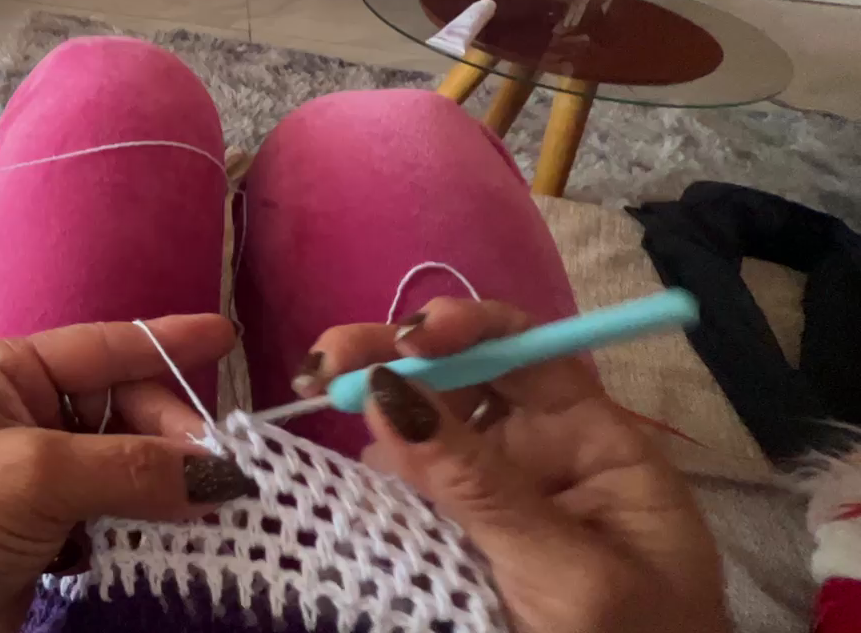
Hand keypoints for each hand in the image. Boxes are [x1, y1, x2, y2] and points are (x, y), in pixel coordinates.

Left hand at [0, 315, 250, 632]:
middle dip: (169, 429)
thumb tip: (219, 473)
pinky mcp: (51, 518)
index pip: (98, 345)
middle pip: (119, 402)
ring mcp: (39, 464)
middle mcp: (25, 407)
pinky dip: (148, 511)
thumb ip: (129, 468)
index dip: (162, 340)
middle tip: (219, 472)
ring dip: (166, 474)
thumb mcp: (35, 477)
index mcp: (7, 372)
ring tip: (211, 501)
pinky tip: (175, 528)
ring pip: (125, 453)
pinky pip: (117, 500)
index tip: (225, 335)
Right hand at [301, 297, 729, 632]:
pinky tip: (330, 434)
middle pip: (451, 363)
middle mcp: (528, 440)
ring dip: (358, 381)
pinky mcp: (436, 500)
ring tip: (312, 385)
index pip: (525, 351)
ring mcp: (477, 468)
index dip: (464, 326)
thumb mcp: (567, 573)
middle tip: (323, 363)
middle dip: (384, 349)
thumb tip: (381, 386)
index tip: (406, 341)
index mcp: (589, 440)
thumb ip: (477, 482)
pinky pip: (390, 451)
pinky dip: (357, 435)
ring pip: (411, 398)